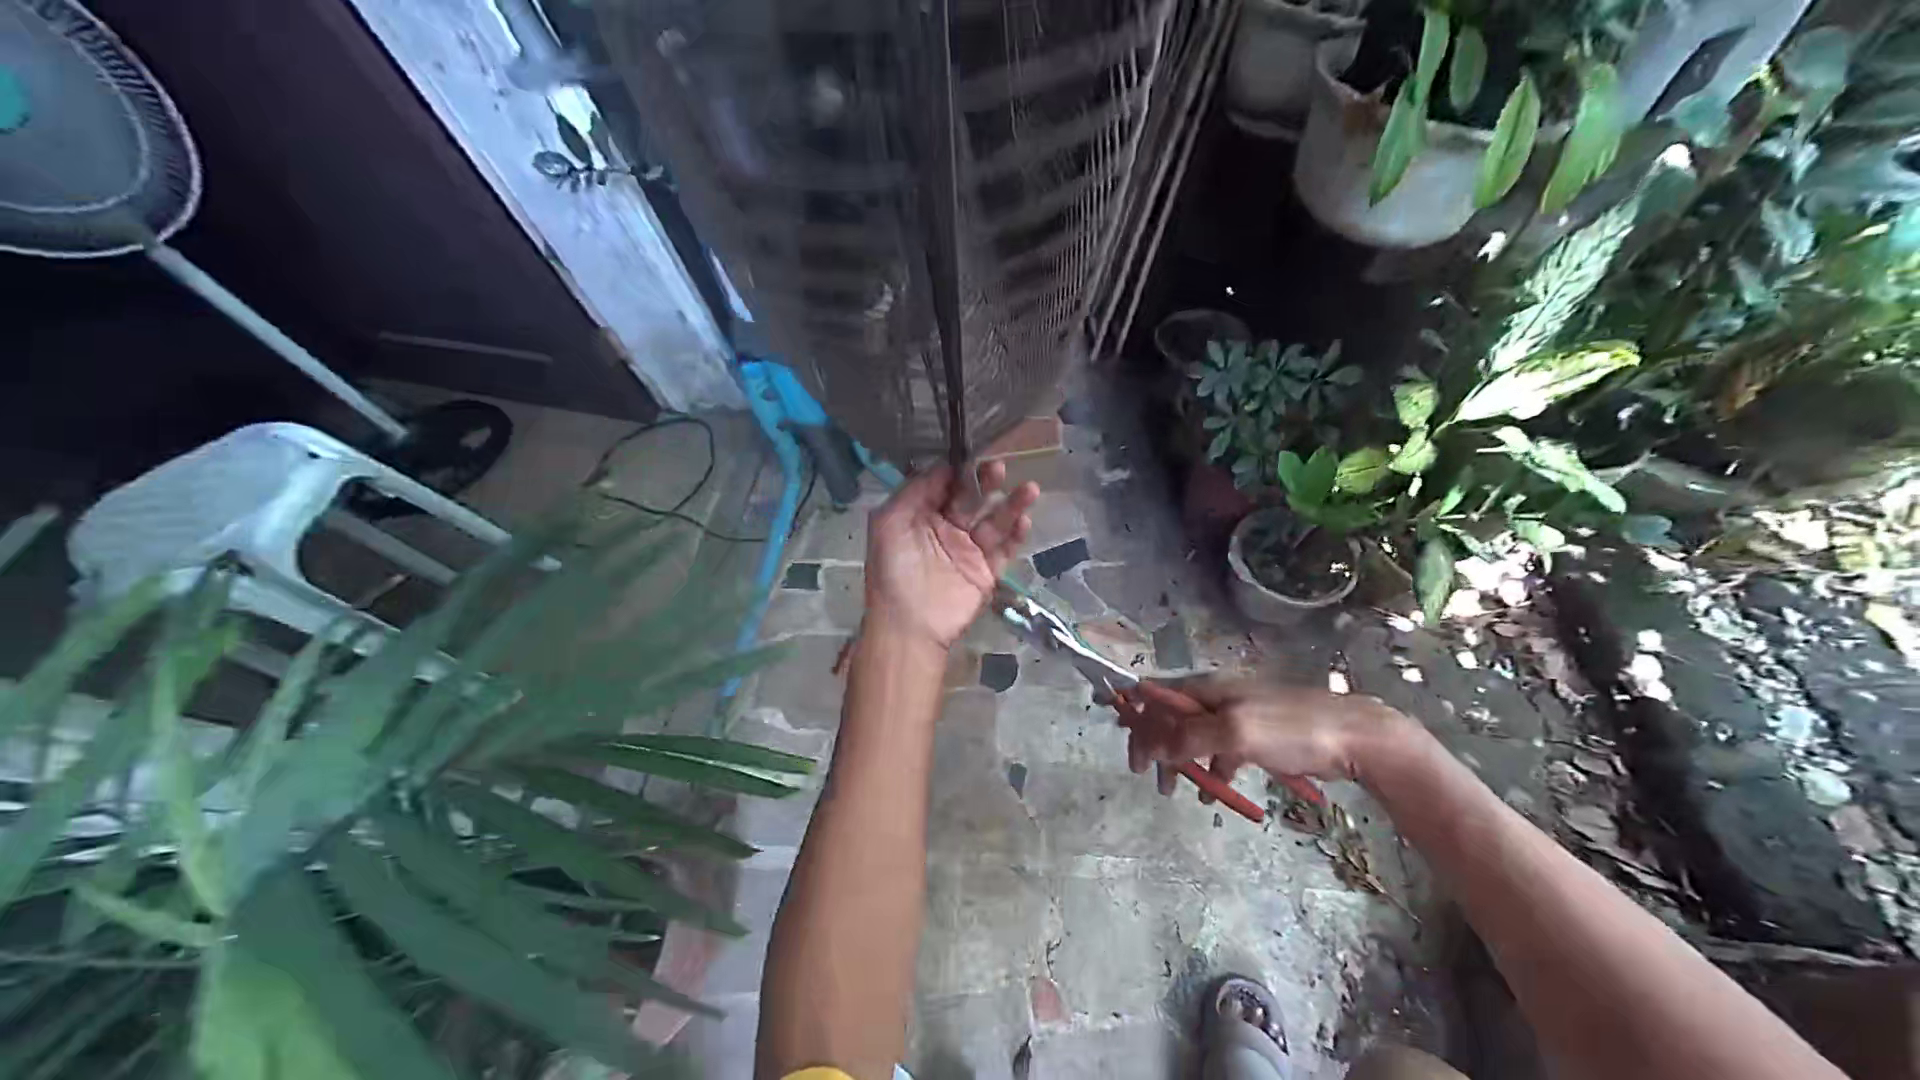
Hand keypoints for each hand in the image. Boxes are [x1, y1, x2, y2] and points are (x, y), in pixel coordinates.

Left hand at [864, 461, 1038, 650]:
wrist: (908, 624)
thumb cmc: (893, 570)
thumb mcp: (889, 522)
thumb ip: (914, 491)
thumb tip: (942, 466)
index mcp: (921, 515)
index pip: (945, 485)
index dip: (959, 469)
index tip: (973, 452)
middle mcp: (947, 528)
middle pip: (973, 498)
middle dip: (986, 481)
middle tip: (998, 467)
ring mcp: (968, 550)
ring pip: (995, 521)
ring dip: (1011, 504)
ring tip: (1029, 489)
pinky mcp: (986, 572)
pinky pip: (1005, 549)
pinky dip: (1016, 534)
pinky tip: (1023, 521)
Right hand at [1116, 677, 1416, 794]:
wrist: (1354, 737)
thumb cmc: (1291, 729)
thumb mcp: (1236, 731)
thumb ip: (1191, 736)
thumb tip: (1155, 747)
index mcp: (1207, 689)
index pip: (1157, 697)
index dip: (1137, 719)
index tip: (1131, 752)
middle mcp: (1216, 698)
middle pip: (1171, 718)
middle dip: (1154, 745)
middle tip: (1147, 776)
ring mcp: (1237, 717)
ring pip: (1193, 737)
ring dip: (1179, 762)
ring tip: (1173, 790)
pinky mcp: (1256, 737)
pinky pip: (1220, 752)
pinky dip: (1210, 771)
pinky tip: (1213, 794)